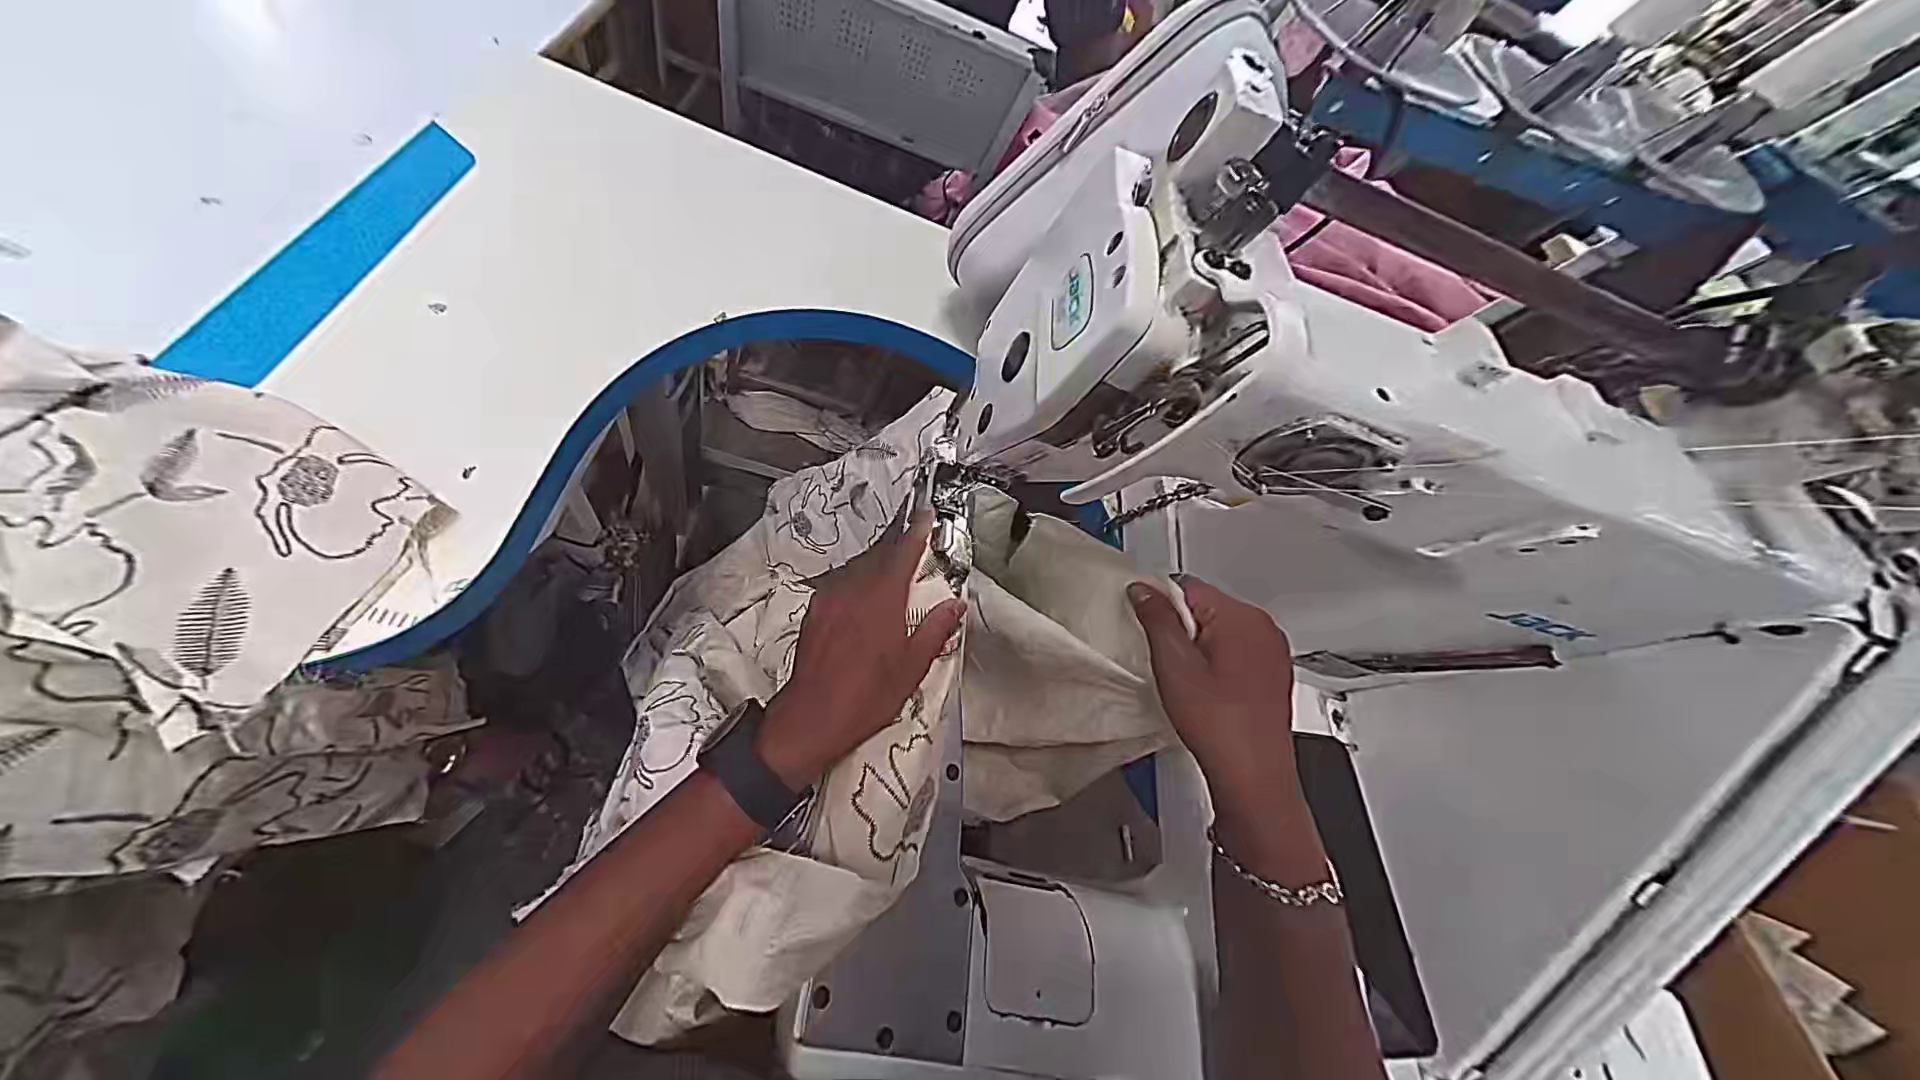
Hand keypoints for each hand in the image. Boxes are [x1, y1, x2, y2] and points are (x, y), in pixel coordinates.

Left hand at [756, 512, 966, 789]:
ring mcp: (830, 598)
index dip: (917, 531)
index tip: (925, 515)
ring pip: (857, 566)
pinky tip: (862, 591)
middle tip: (913, 536)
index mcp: (883, 599)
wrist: (812, 716)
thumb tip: (955, 605)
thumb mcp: (913, 666)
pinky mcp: (815, 611)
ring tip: (891, 564)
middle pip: (879, 553)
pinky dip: (856, 577)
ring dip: (876, 560)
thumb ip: (936, 629)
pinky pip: (840, 581)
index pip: (903, 552)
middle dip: (897, 543)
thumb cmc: (866, 696)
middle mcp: (854, 590)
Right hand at [1128, 576, 1299, 816]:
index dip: (1159, 606)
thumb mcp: (1173, 665)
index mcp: (1241, 617)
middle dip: (1180, 628)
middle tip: (1171, 664)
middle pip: (1203, 606)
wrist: (1253, 775)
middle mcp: (1263, 627)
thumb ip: (1156, 618)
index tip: (1147, 629)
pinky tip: (1207, 691)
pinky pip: (1234, 649)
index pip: (1186, 586)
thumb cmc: (1221, 727)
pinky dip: (1215, 662)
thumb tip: (1143, 589)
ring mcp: (1271, 650)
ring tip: (1190, 683)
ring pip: (1217, 629)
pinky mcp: (1271, 671)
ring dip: (1197, 646)